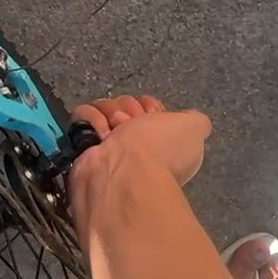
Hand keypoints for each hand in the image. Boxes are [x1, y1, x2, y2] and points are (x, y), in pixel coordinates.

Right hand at [70, 95, 211, 187]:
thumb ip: (196, 121)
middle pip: (125, 105)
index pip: (148, 108)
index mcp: (158, 142)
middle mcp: (133, 145)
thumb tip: (189, 120)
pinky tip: (100, 134)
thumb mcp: (193, 129)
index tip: (152, 116)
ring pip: (103, 107)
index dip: (150, 107)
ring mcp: (106, 146)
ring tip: (114, 130)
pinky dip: (90, 119)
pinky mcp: (82, 144)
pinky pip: (81, 116)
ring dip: (109, 112)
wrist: (124, 173)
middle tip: (131, 125)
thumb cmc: (160, 149)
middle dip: (129, 109)